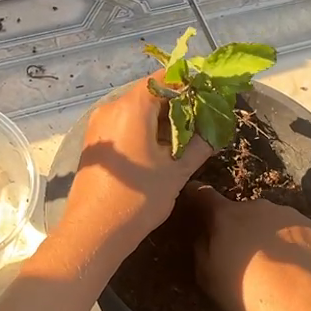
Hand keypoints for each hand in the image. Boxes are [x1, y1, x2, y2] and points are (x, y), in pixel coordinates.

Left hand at [58, 73, 212, 256]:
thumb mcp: (177, 171)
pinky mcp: (95, 142)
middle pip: (150, 93)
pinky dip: (145, 129)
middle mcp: (111, 108)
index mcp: (132, 107)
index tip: (210, 95)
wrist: (94, 231)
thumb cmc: (138, 198)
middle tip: (203, 119)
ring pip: (137, 110)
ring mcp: (99, 125)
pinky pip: (124, 124)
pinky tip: (161, 149)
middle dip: (178, 103)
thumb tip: (215, 130)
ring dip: (162, 118)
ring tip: (186, 136)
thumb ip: (200, 144)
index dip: (190, 83)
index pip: (165, 79)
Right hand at [183, 186, 310, 310]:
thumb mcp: (206, 276)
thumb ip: (201, 247)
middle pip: (242, 211)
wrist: (297, 301)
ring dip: (267, 234)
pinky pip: (296, 231)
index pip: (204, 195)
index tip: (195, 203)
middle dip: (239, 227)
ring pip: (271, 220)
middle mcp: (257, 206)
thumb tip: (204, 233)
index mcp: (226, 215)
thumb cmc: (243, 290)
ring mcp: (288, 214)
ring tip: (273, 266)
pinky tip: (295, 266)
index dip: (197, 198)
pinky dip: (292, 243)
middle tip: (243, 256)